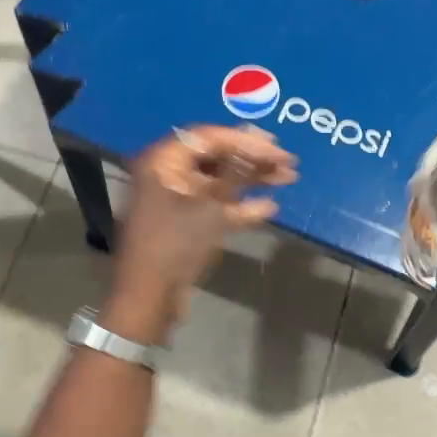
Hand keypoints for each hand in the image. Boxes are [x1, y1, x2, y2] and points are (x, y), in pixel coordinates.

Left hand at [107, 125, 297, 340]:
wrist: (149, 298)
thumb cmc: (175, 245)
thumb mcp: (210, 206)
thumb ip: (235, 171)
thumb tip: (257, 139)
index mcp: (163, 162)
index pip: (209, 138)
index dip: (246, 140)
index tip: (276, 147)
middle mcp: (166, 174)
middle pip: (216, 157)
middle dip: (253, 159)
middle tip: (287, 163)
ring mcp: (174, 199)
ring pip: (219, 181)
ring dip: (252, 180)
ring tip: (287, 179)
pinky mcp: (183, 222)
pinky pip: (214, 204)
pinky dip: (239, 205)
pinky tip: (268, 208)